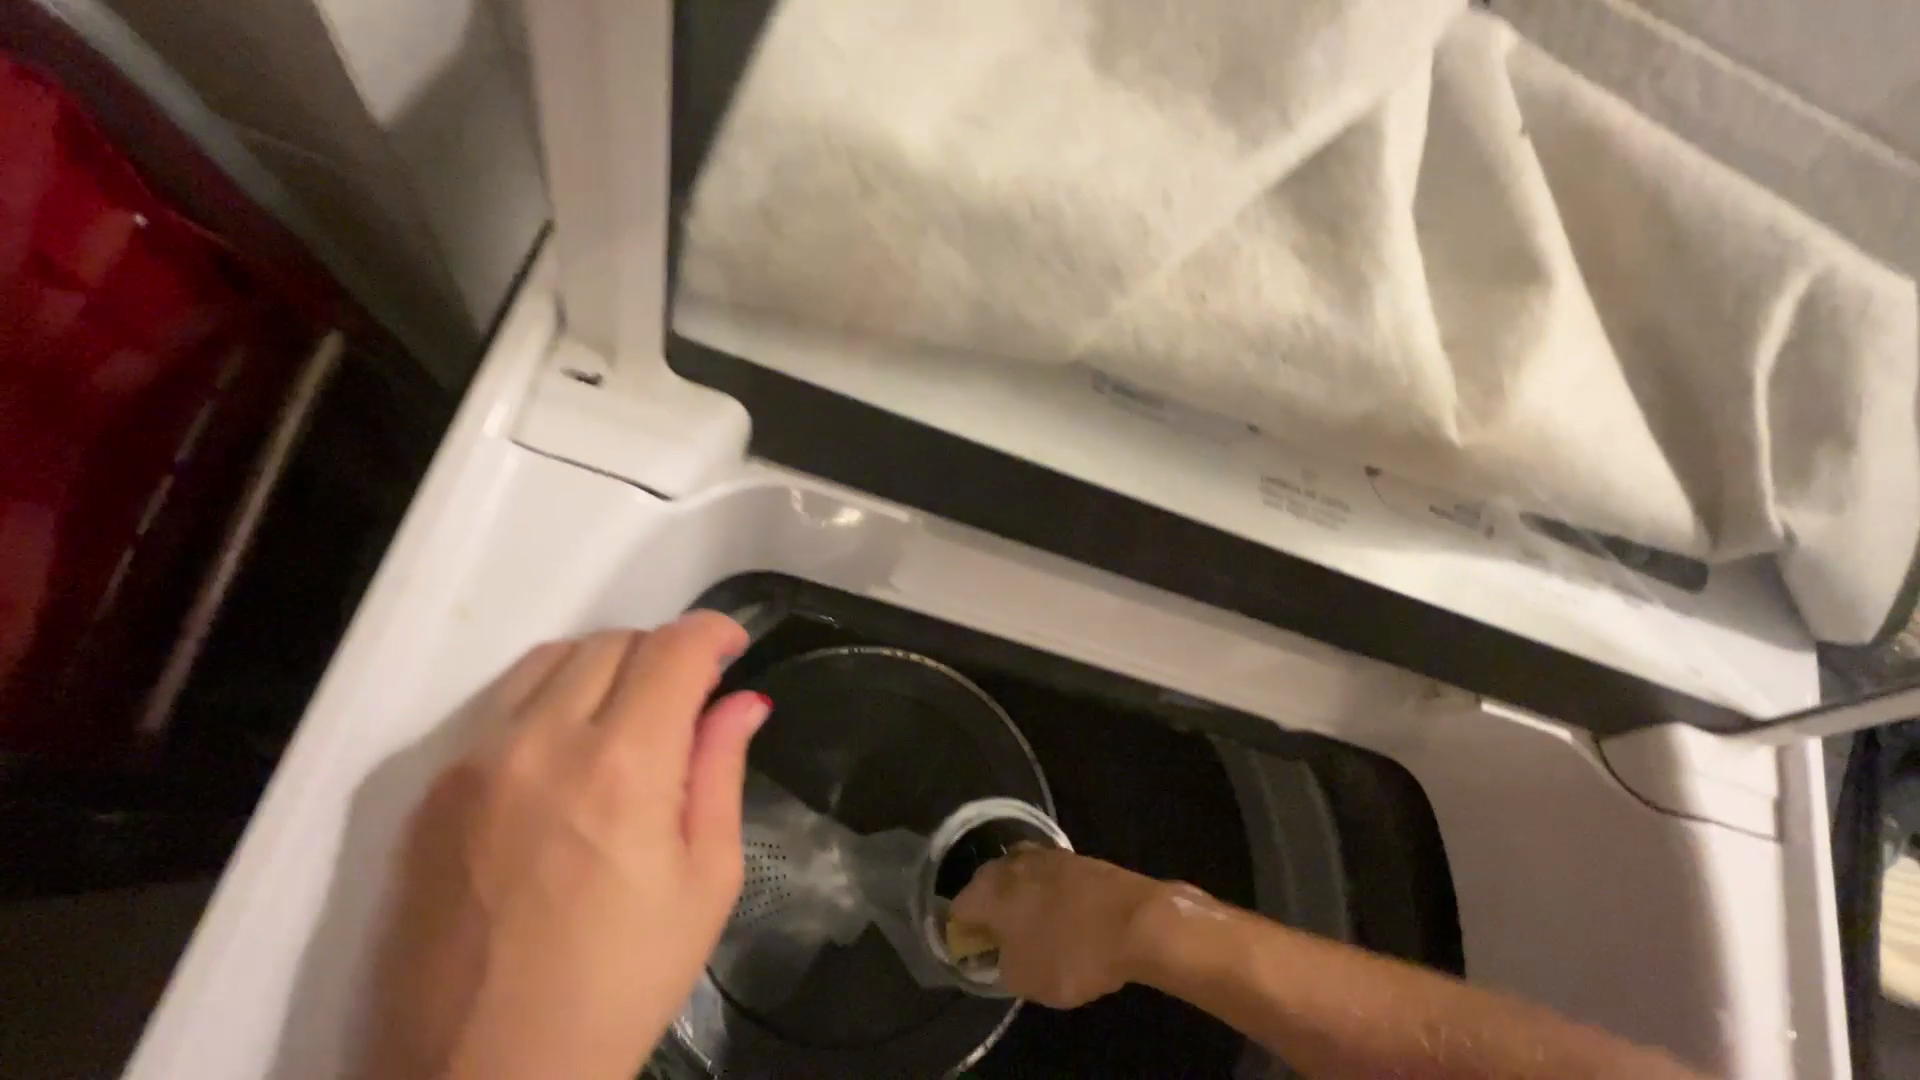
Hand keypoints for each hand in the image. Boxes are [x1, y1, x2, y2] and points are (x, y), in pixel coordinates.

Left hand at [362, 613, 767, 1079]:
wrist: (479, 1078)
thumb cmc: (621, 985)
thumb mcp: (706, 882)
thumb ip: (721, 771)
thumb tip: (742, 701)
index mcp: (623, 766)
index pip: (675, 649)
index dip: (714, 633)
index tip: (734, 648)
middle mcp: (541, 742)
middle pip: (614, 641)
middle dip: (666, 651)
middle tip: (690, 698)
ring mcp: (473, 761)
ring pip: (552, 658)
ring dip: (606, 664)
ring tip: (629, 714)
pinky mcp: (429, 789)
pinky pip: (500, 704)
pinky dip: (549, 696)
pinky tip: (567, 750)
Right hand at [950, 847, 1171, 1008]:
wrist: (1137, 921)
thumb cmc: (1071, 953)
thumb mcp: (1023, 980)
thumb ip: (1000, 966)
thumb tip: (999, 954)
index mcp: (987, 889)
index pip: (957, 910)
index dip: (962, 936)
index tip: (975, 957)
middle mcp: (1010, 862)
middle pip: (986, 887)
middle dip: (991, 913)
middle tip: (1004, 945)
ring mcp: (1045, 855)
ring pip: (1020, 879)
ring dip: (1021, 902)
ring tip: (1036, 932)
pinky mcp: (1076, 858)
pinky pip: (1049, 879)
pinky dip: (1050, 897)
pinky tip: (1064, 919)